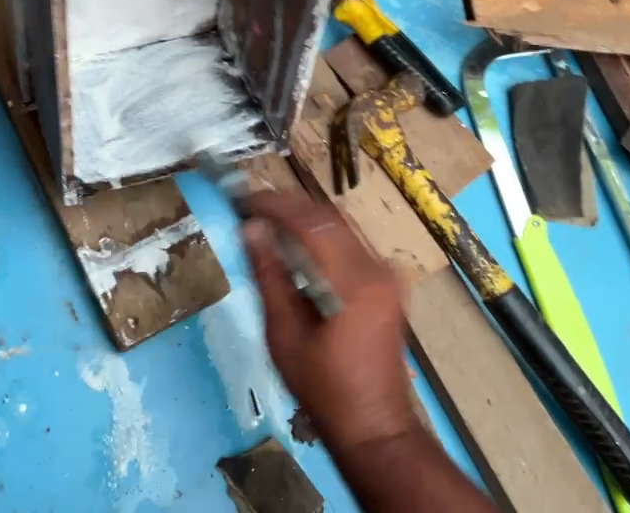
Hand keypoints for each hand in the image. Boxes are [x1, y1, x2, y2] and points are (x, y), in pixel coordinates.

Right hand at [243, 191, 417, 451]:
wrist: (375, 427)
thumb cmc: (324, 388)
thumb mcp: (284, 333)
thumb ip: (269, 275)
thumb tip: (250, 228)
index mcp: (353, 282)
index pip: (310, 222)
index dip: (273, 205)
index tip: (242, 201)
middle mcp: (377, 269)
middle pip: (328, 216)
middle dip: (286, 206)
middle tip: (249, 208)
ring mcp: (387, 274)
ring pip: (340, 224)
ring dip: (302, 217)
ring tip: (266, 221)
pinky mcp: (387, 283)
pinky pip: (350, 241)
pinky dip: (319, 234)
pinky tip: (294, 244)